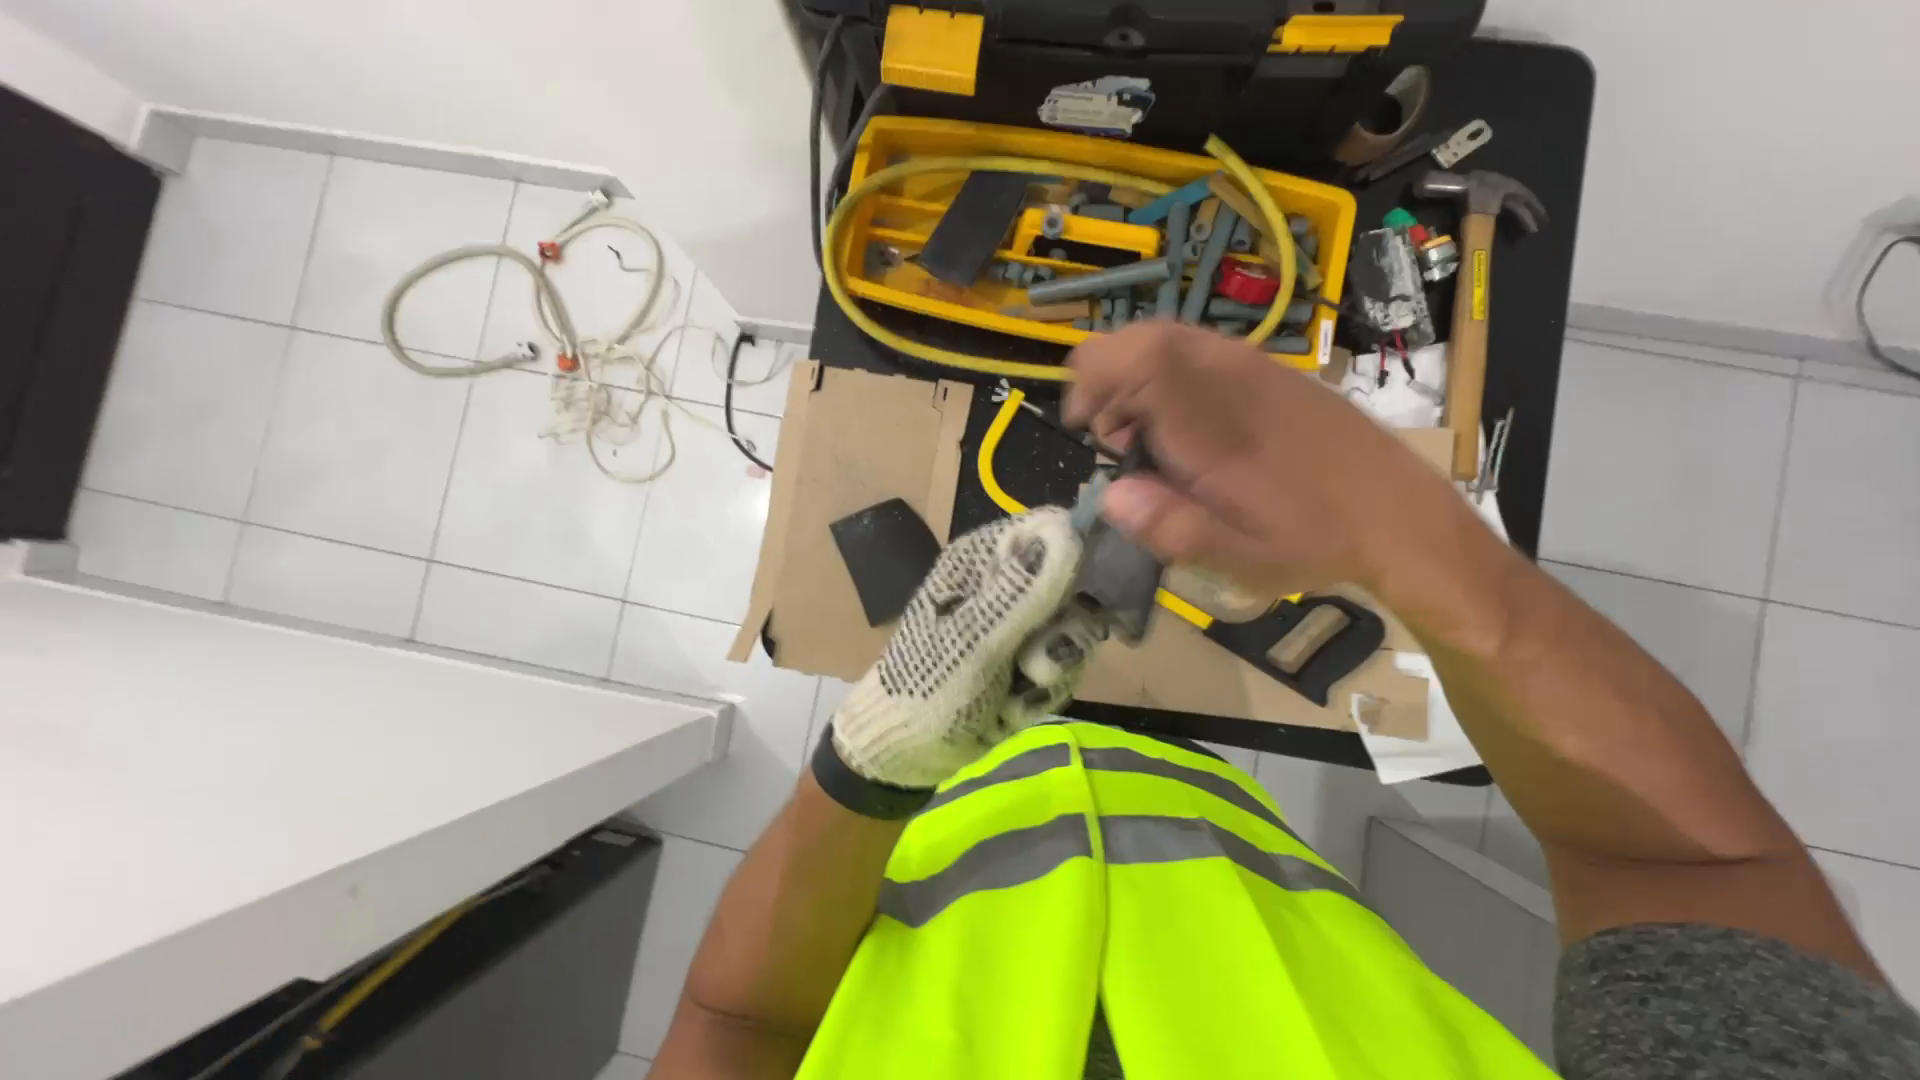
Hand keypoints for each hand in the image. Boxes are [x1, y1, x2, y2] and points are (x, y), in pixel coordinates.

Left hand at [827, 507, 1089, 791]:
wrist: (909, 754)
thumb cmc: (927, 687)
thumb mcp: (976, 640)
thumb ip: (1023, 590)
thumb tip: (1067, 529)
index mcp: (982, 560)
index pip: (1051, 532)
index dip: (1076, 561)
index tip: (1078, 601)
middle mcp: (1005, 585)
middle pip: (1075, 588)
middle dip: (1062, 636)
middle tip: (1032, 665)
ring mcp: (1019, 626)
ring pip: (1074, 635)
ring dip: (1048, 674)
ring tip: (1010, 695)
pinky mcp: (1028, 663)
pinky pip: (1064, 670)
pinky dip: (1039, 697)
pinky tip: (1008, 711)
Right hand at [1063, 322, 1470, 598]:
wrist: (1402, 516)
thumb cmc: (1315, 540)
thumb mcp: (1240, 557)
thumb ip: (1171, 528)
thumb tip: (1110, 496)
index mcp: (1216, 417)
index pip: (1136, 359)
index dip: (1093, 381)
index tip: (1087, 430)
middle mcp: (1231, 376)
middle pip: (1146, 338)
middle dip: (1106, 379)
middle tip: (1114, 440)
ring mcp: (1254, 367)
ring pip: (1171, 340)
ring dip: (1136, 380)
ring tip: (1146, 440)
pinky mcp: (1270, 372)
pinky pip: (1200, 353)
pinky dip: (1169, 379)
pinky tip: (1187, 430)